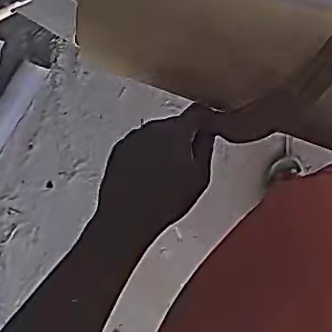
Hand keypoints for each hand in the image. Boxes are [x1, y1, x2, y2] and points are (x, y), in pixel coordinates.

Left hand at [91, 107, 216, 243]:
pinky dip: (147, 156)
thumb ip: (206, 147)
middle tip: (189, 163)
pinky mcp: (119, 150)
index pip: (198, 111)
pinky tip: (150, 178)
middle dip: (184, 137)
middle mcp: (152, 128)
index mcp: (175, 131)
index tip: (212, 125)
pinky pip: (140, 145)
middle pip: (176, 124)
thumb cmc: (162, 202)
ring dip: (164, 147)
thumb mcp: (200, 177)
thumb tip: (208, 134)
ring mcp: (133, 138)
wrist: (125, 219)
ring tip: (167, 176)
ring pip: (157, 134)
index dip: (208, 118)